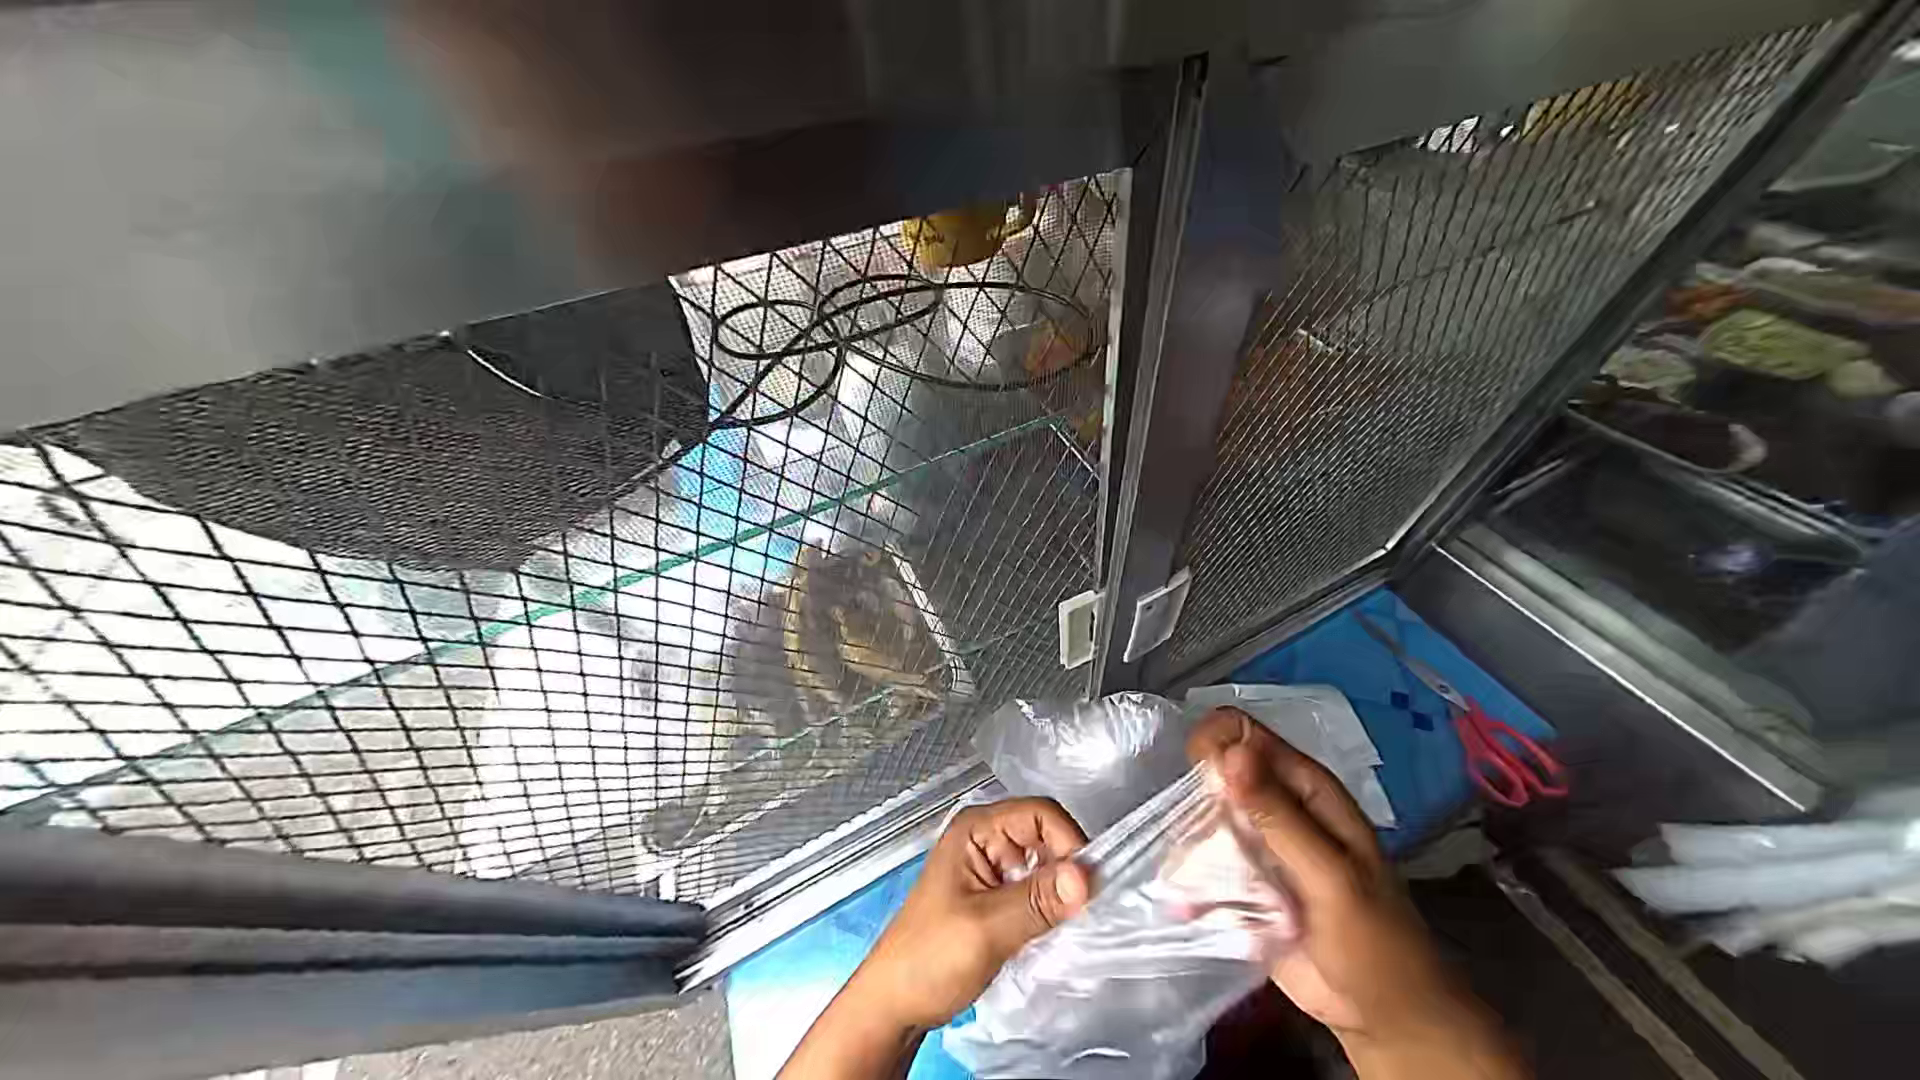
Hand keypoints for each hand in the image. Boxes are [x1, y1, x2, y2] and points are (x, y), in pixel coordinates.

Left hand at [780, 797, 1090, 1079]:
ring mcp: (990, 865)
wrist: (896, 1002)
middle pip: (1045, 834)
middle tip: (1078, 908)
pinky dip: (1048, 904)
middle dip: (1066, 868)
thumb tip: (1086, 876)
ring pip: (1044, 862)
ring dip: (1058, 889)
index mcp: (976, 828)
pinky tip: (1048, 929)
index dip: (1068, 842)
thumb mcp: (986, 928)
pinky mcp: (996, 893)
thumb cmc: (929, 957)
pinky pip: (1035, 886)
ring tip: (1062, 922)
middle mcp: (985, 837)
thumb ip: (1037, 902)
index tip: (1086, 885)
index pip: (1040, 813)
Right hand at [1188, 708, 1526, 1078]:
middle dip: (1196, 800)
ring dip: (1192, 845)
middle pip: (1214, 773)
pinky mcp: (1235, 877)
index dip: (1214, 741)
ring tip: (1205, 882)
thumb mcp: (1329, 874)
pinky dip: (1190, 879)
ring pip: (1200, 818)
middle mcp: (1272, 804)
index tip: (1198, 775)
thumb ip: (1276, 814)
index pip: (1244, 735)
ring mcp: (1251, 841)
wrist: (1383, 1017)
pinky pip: (1198, 861)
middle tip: (1206, 841)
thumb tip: (1229, 752)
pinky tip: (1192, 906)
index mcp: (1303, 786)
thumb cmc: (1374, 940)